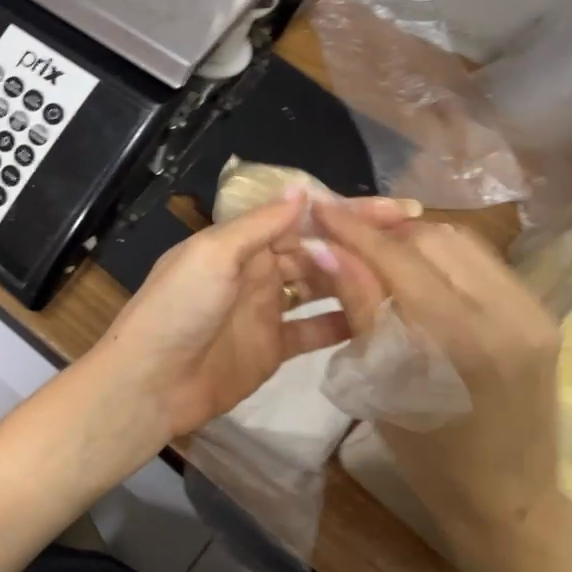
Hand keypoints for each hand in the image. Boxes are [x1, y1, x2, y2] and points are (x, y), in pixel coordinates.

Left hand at [96, 191, 419, 438]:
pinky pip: (317, 330)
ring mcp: (265, 311)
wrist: (150, 381)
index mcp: (237, 244)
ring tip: (414, 280)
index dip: (347, 214)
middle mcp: (254, 271)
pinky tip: (387, 321)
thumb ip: (258, 226)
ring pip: (322, 289)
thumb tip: (302, 190)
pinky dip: (346, 324)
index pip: (300, 219)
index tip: (402, 212)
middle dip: (362, 246)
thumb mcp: (212, 256)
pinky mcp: (272, 349)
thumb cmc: (177, 309)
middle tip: (420, 247)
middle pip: (316, 252)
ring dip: (360, 281)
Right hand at [311, 203, 565, 558]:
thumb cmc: (430, 453)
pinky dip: (437, 258)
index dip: (351, 228)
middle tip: (335, 236)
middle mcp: (508, 313)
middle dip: (379, 230)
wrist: (508, 497)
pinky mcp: (539, 315)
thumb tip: (320, 246)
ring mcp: (532, 312)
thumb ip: (358, 304)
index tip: (313, 206)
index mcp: (463, 338)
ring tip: (368, 253)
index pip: (398, 256)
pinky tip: (410, 274)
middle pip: (431, 238)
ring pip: (459, 243)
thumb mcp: (380, 381)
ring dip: (408, 241)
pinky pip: (480, 264)